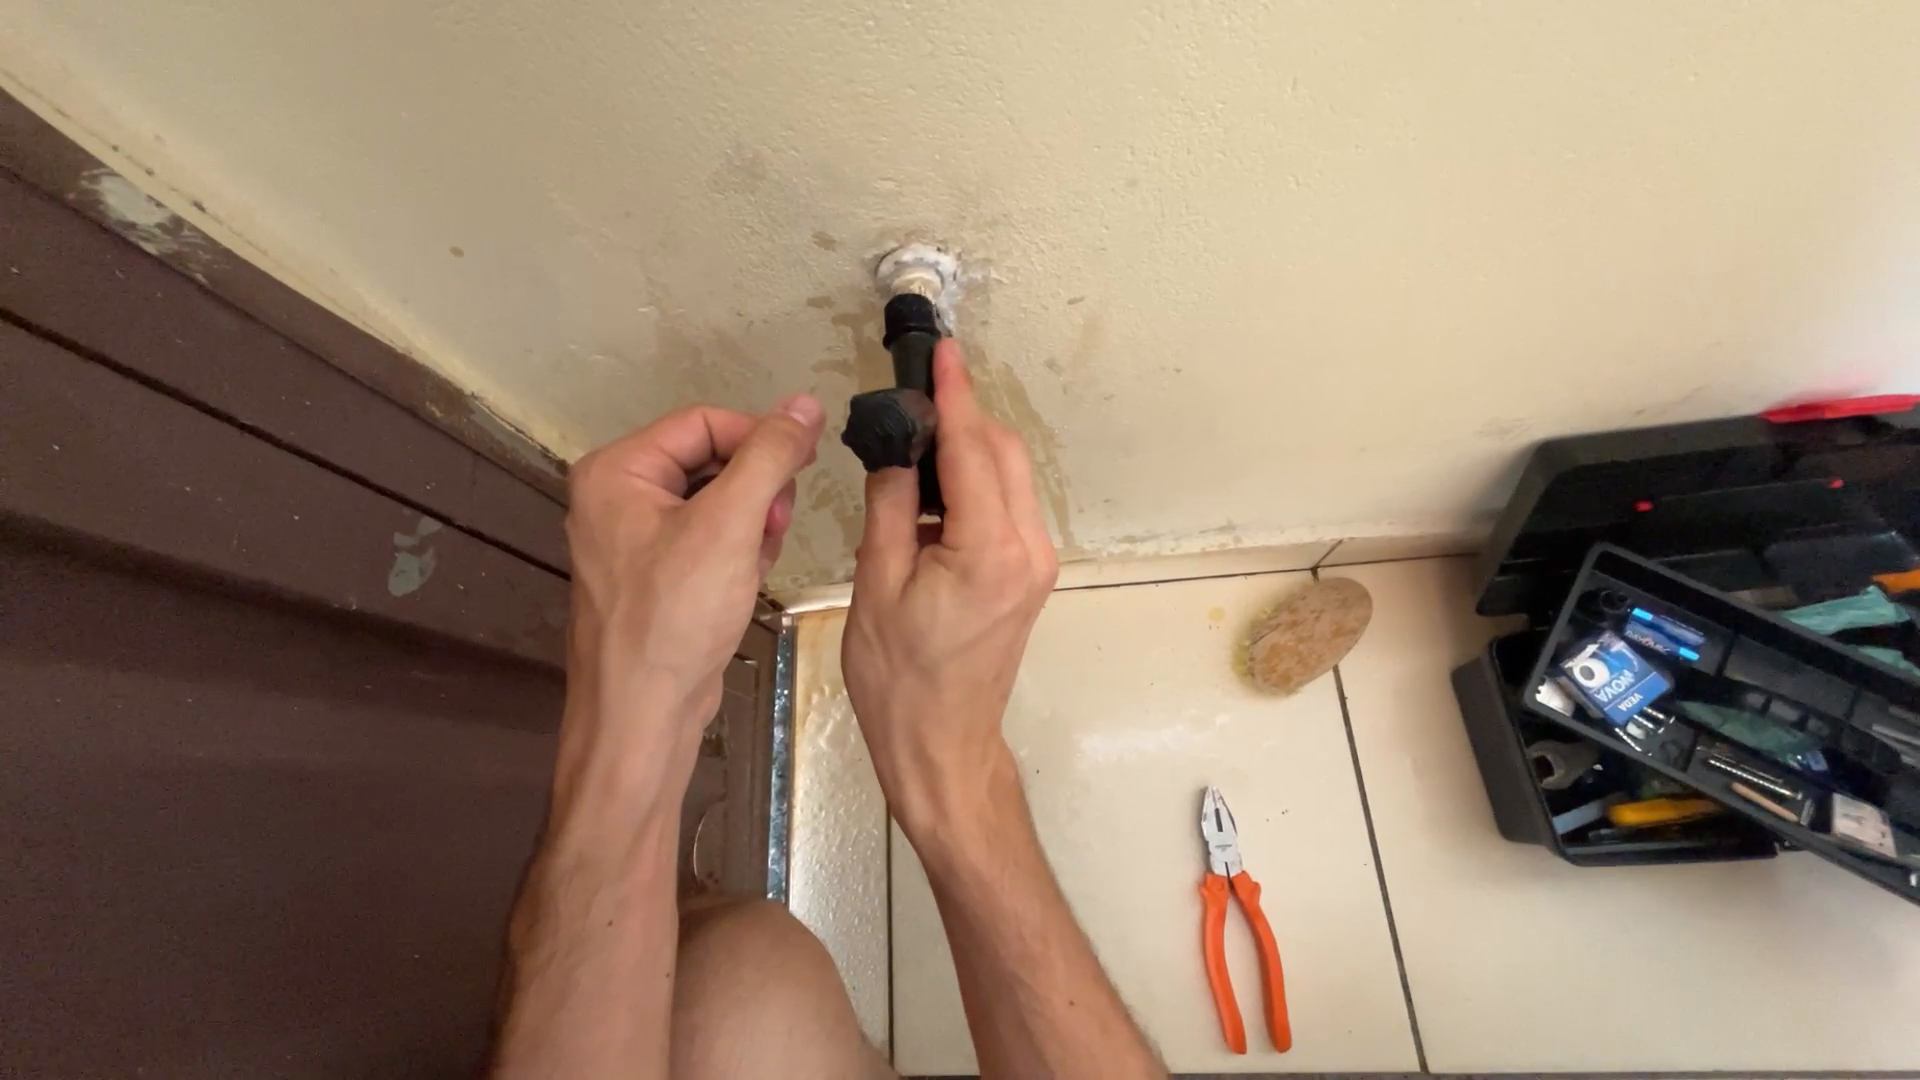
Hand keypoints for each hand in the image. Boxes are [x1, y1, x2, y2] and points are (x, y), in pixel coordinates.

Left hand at [556, 395, 824, 824]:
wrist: (645, 714)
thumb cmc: (677, 615)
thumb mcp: (730, 524)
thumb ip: (770, 456)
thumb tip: (805, 403)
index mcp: (618, 471)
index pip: (705, 423)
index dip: (760, 438)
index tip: (805, 465)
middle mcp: (620, 496)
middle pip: (712, 460)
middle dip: (756, 490)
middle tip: (776, 524)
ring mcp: (637, 538)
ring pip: (719, 501)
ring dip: (753, 522)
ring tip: (759, 558)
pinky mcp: (659, 573)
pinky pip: (711, 537)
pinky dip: (739, 549)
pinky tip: (748, 577)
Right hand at [842, 341, 1057, 833]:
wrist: (943, 744)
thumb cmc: (899, 680)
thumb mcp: (877, 585)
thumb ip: (892, 504)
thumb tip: (897, 445)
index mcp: (989, 551)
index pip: (973, 450)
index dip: (955, 395)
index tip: (943, 351)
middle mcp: (1029, 550)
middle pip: (1004, 454)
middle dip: (964, 417)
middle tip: (916, 397)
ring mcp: (1037, 563)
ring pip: (1011, 476)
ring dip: (971, 448)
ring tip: (917, 439)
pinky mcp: (1031, 574)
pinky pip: (1008, 506)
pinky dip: (977, 482)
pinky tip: (937, 485)